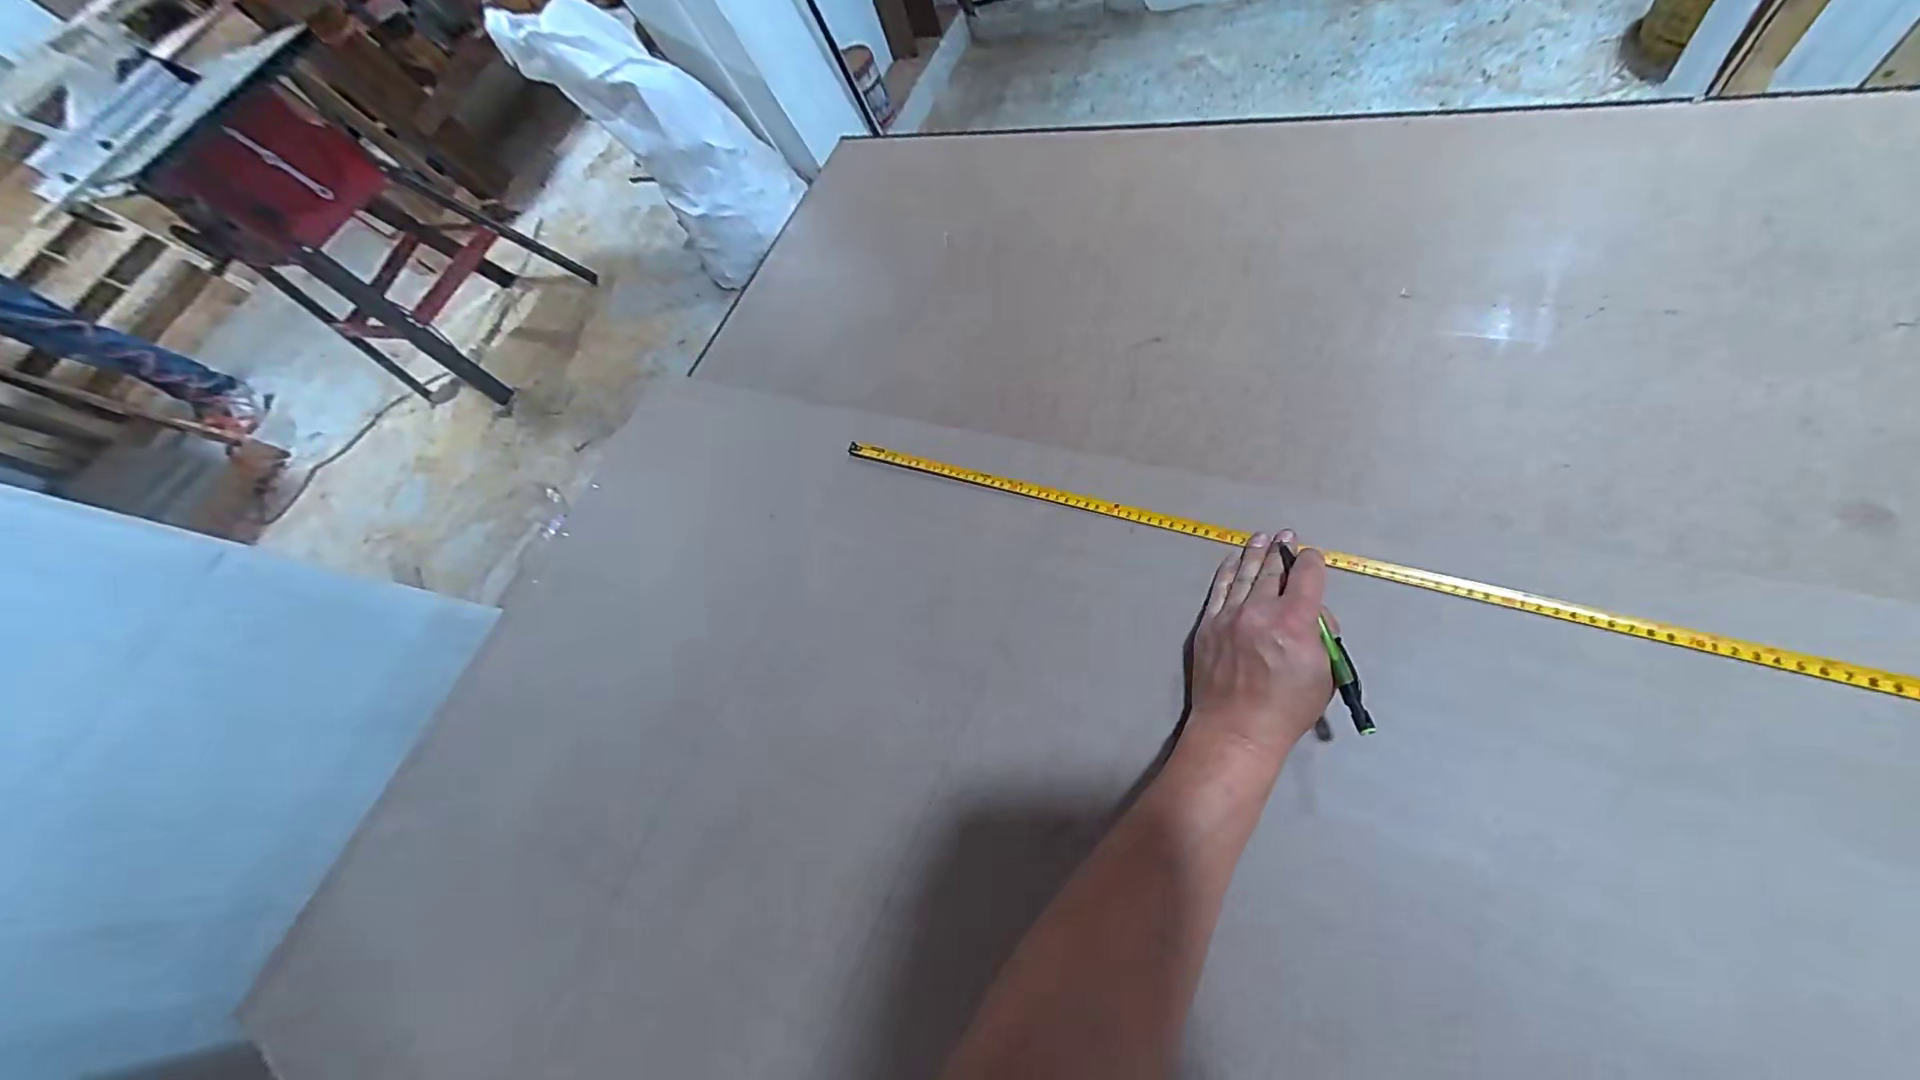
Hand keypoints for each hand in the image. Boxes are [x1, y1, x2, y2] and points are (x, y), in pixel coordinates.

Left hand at [1187, 530, 1336, 757]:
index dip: (1311, 561)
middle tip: (1286, 536)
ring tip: (1261, 538)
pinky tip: (1233, 561)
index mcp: (1294, 621)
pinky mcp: (1208, 625)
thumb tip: (1312, 612)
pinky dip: (1228, 573)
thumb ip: (1321, 635)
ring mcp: (1229, 616)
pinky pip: (1220, 590)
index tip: (1312, 556)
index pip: (1306, 576)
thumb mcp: (1326, 672)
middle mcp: (1259, 611)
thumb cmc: (1286, 707)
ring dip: (1255, 554)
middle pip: (1273, 571)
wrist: (1236, 726)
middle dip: (1282, 551)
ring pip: (1245, 575)